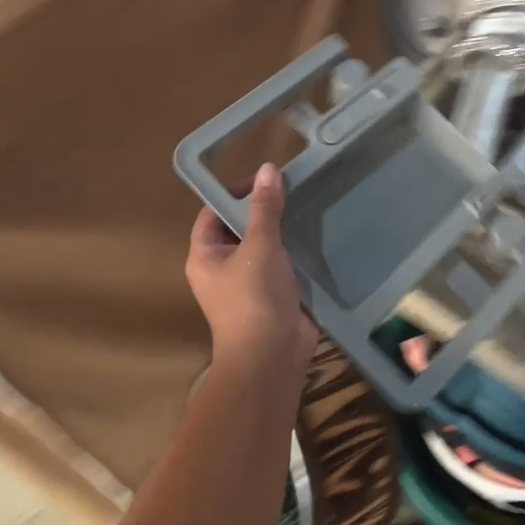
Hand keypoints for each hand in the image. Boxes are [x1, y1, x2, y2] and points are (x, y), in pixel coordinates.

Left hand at [186, 163, 318, 373]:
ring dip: (285, 230)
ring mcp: (249, 283)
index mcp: (205, 255)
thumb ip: (265, 208)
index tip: (266, 177)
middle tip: (295, 187)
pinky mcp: (275, 295)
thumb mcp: (260, 246)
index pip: (213, 212)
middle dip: (265, 209)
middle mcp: (223, 268)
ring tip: (310, 204)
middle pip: (241, 227)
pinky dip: (298, 251)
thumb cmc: (254, 298)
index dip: (235, 192)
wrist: (271, 356)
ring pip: (265, 246)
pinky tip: (319, 234)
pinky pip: (284, 264)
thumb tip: (268, 168)